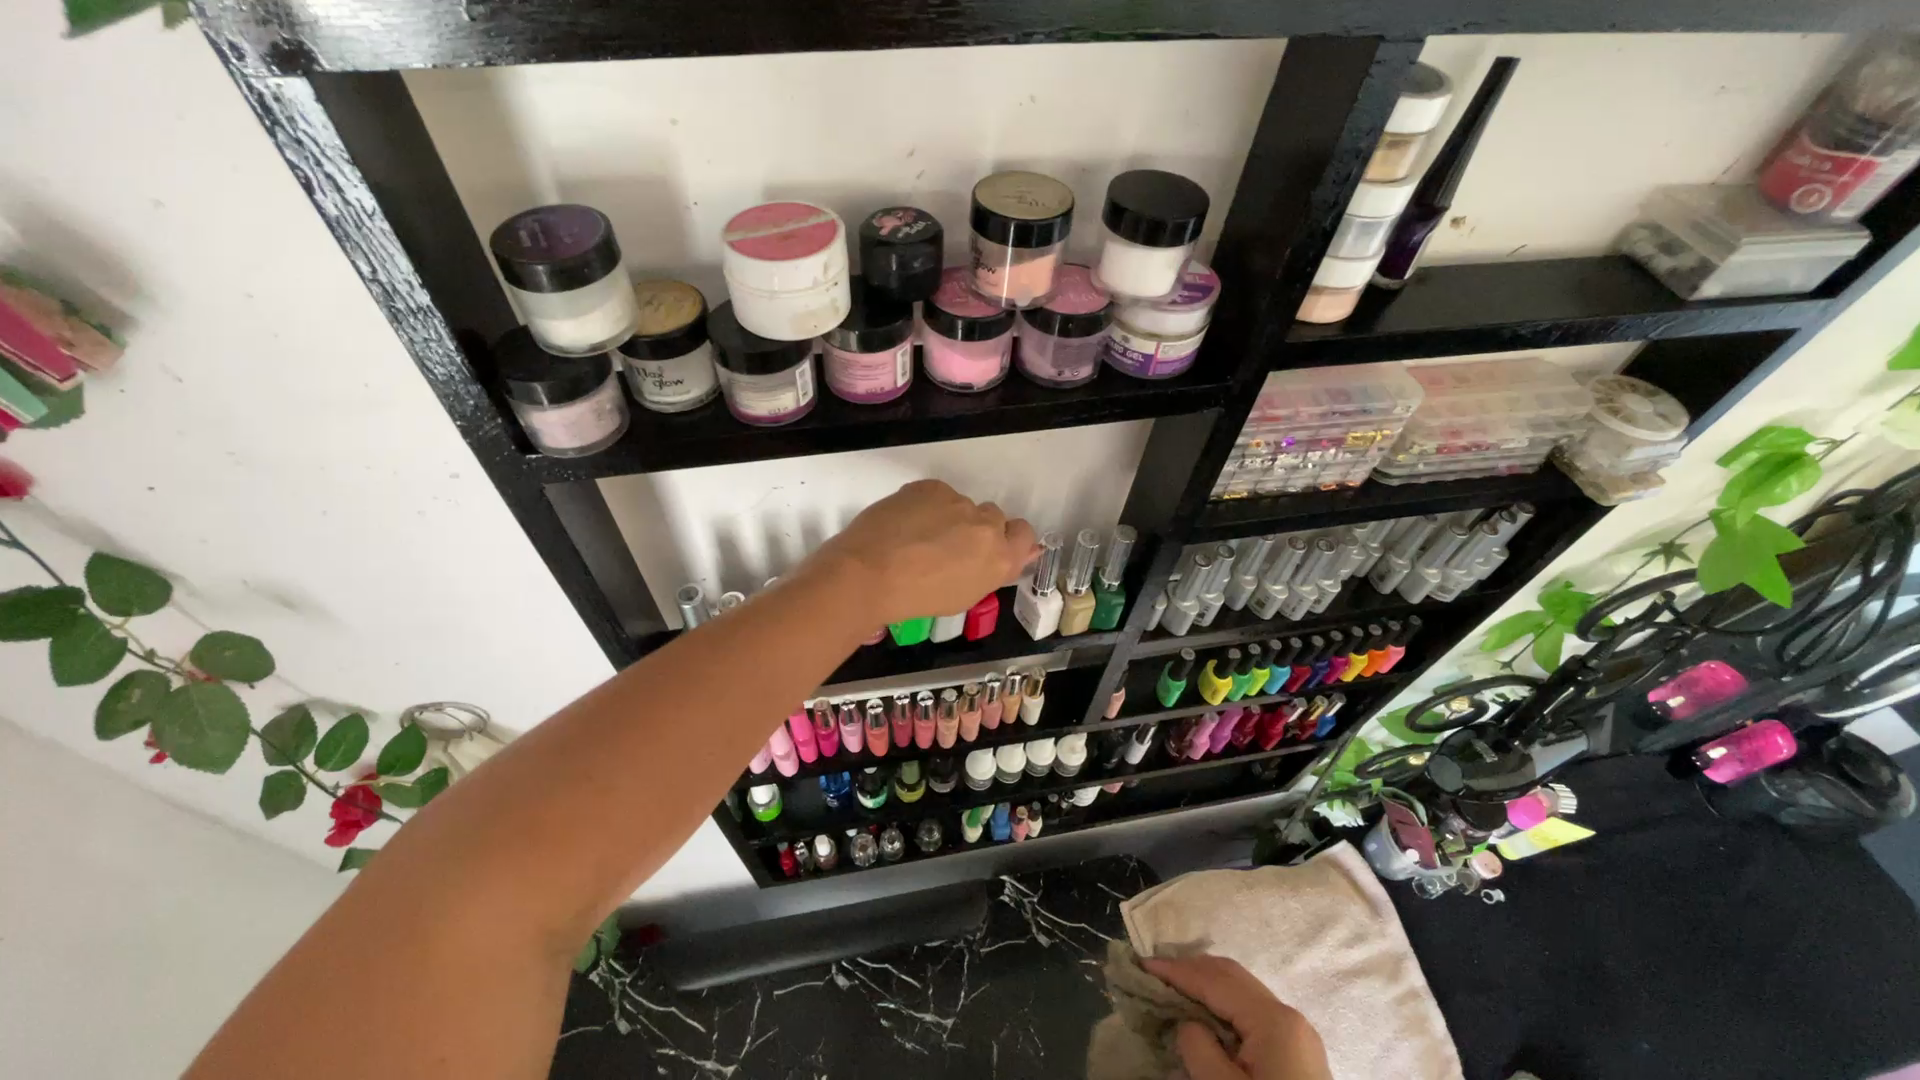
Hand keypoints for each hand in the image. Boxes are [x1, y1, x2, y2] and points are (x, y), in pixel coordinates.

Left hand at [798, 480, 1038, 627]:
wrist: (869, 575)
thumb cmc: (917, 599)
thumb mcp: (965, 595)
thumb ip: (995, 569)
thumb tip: (1021, 553)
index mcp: (1000, 558)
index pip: (1024, 534)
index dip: (1009, 539)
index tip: (987, 549)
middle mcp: (987, 526)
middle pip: (992, 518)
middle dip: (975, 529)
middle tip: (947, 548)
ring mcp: (958, 503)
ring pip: (961, 506)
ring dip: (948, 517)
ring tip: (917, 538)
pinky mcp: (931, 487)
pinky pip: (937, 495)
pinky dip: (925, 506)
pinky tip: (904, 525)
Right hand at [1141, 954, 1331, 1079]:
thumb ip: (1198, 1048)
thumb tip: (1189, 1024)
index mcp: (1274, 1021)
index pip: (1215, 981)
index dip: (1176, 971)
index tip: (1142, 965)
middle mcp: (1289, 1017)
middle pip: (1232, 977)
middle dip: (1192, 970)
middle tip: (1154, 972)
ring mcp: (1297, 1035)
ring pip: (1244, 993)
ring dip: (1207, 987)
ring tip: (1173, 989)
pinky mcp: (1297, 1054)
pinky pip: (1253, 1015)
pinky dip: (1224, 1007)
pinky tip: (1205, 1017)